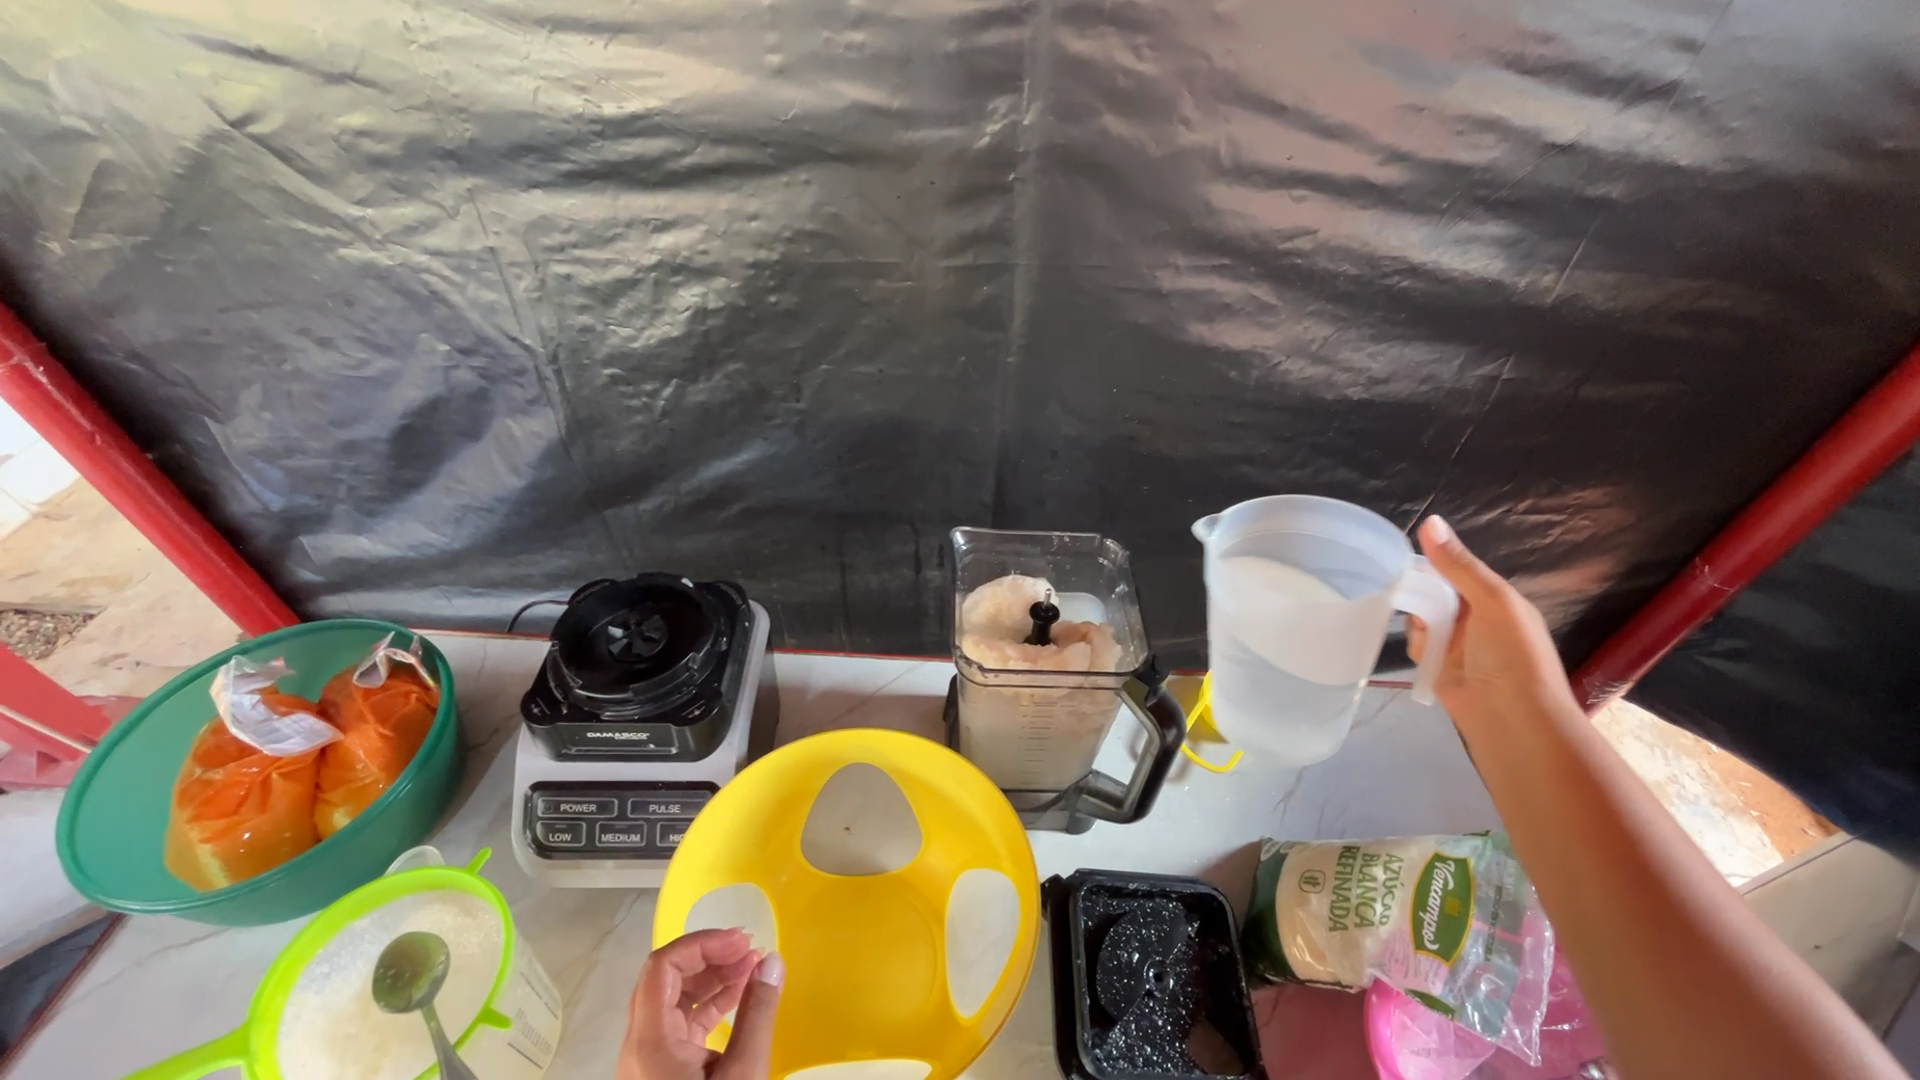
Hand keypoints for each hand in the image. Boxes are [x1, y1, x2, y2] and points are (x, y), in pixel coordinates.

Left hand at [618, 929, 784, 1079]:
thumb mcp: (744, 1073)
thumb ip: (758, 1012)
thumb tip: (773, 960)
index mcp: (649, 1040)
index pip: (663, 967)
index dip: (701, 943)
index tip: (742, 941)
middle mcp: (640, 1045)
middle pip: (666, 979)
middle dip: (710, 957)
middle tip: (752, 951)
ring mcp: (648, 1061)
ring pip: (674, 1000)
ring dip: (713, 978)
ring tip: (754, 968)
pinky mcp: (661, 1073)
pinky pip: (682, 1024)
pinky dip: (711, 1004)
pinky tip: (742, 997)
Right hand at [1405, 516, 1580, 739]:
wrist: (1511, 716)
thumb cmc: (1511, 654)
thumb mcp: (1491, 600)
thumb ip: (1458, 565)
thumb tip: (1430, 520)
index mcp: (1497, 600)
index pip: (1457, 571)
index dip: (1433, 563)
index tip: (1406, 560)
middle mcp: (1478, 619)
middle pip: (1436, 593)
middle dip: (1421, 594)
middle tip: (1407, 595)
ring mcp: (1459, 644)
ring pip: (1423, 618)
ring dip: (1419, 622)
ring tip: (1427, 634)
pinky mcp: (1440, 667)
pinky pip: (1418, 645)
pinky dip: (1417, 646)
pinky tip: (1424, 653)